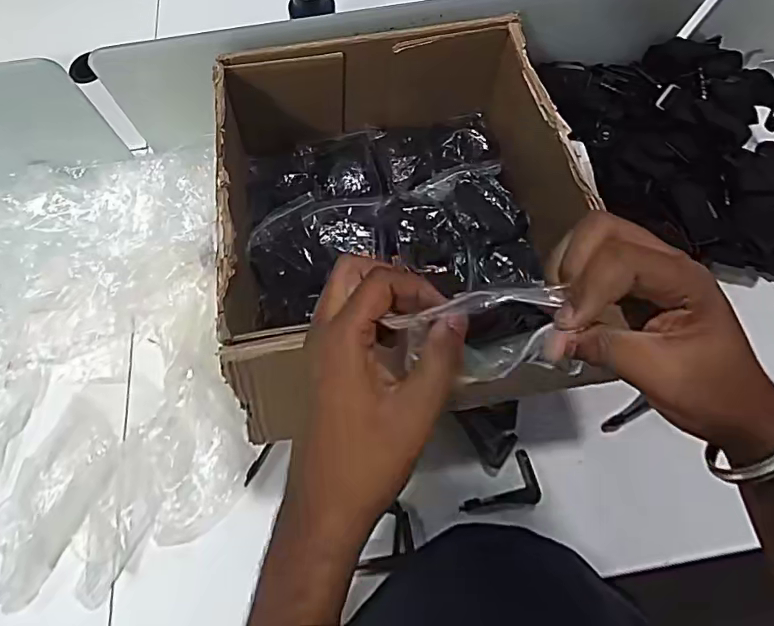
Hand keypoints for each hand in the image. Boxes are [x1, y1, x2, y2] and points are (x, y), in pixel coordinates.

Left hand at [281, 255, 465, 542]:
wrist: (325, 502)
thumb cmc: (368, 460)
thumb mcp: (416, 410)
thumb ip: (440, 358)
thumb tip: (457, 318)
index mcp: (340, 334)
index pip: (377, 279)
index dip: (416, 286)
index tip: (446, 312)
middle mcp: (321, 329)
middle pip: (350, 270)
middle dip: (392, 276)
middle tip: (427, 304)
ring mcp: (317, 344)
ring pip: (345, 292)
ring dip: (381, 295)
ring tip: (419, 323)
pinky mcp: (322, 360)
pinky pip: (344, 317)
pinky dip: (371, 315)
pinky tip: (400, 345)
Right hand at [550, 212, 773, 464]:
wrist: (740, 414)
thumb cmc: (716, 394)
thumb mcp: (659, 375)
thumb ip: (602, 348)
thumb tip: (554, 339)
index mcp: (685, 279)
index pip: (620, 258)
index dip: (587, 288)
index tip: (569, 324)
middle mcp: (667, 264)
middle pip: (602, 229)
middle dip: (573, 262)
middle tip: (564, 304)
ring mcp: (650, 270)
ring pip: (593, 238)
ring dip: (570, 268)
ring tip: (567, 307)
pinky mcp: (634, 282)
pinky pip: (593, 261)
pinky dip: (574, 280)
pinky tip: (575, 311)